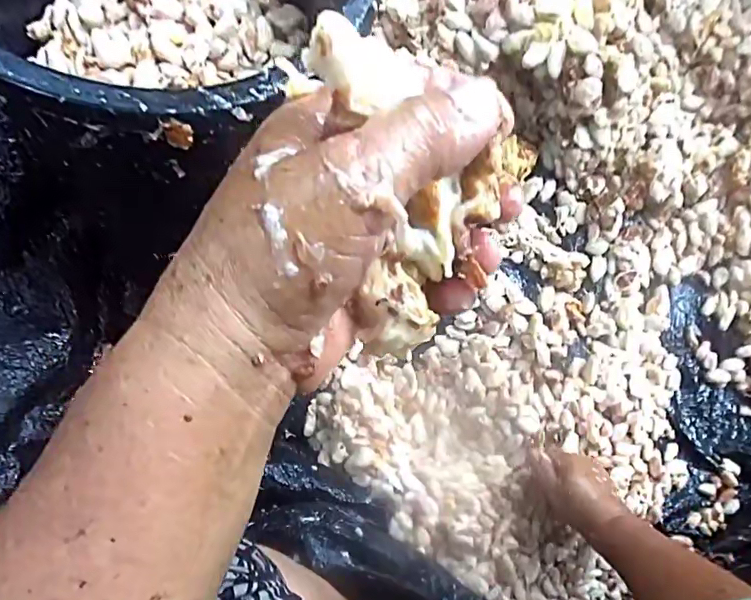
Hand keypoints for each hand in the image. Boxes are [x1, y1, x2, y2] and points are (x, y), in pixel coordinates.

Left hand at [141, 74, 519, 396]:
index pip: (404, 100)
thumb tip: (486, 102)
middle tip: (506, 206)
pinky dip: (441, 287)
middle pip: (425, 170)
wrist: (244, 347)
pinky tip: (460, 296)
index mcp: (328, 131)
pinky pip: (414, 279)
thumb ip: (422, 137)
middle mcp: (342, 180)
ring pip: (426, 231)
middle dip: (471, 189)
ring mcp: (353, 240)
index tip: (499, 136)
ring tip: (487, 258)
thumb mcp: (354, 179)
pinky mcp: (362, 289)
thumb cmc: (288, 249)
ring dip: (464, 244)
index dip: (456, 113)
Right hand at [528, 447, 635, 540]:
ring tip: (565, 494)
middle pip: (564, 460)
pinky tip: (580, 497)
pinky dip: (581, 483)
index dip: (541, 463)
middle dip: (556, 470)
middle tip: (549, 488)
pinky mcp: (605, 479)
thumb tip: (533, 453)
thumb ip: (542, 471)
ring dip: (570, 476)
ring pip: (576, 468)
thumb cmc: (574, 507)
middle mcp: (583, 458)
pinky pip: (587, 476)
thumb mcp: (551, 491)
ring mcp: (596, 467)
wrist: (606, 521)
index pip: (549, 452)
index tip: (536, 477)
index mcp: (568, 458)